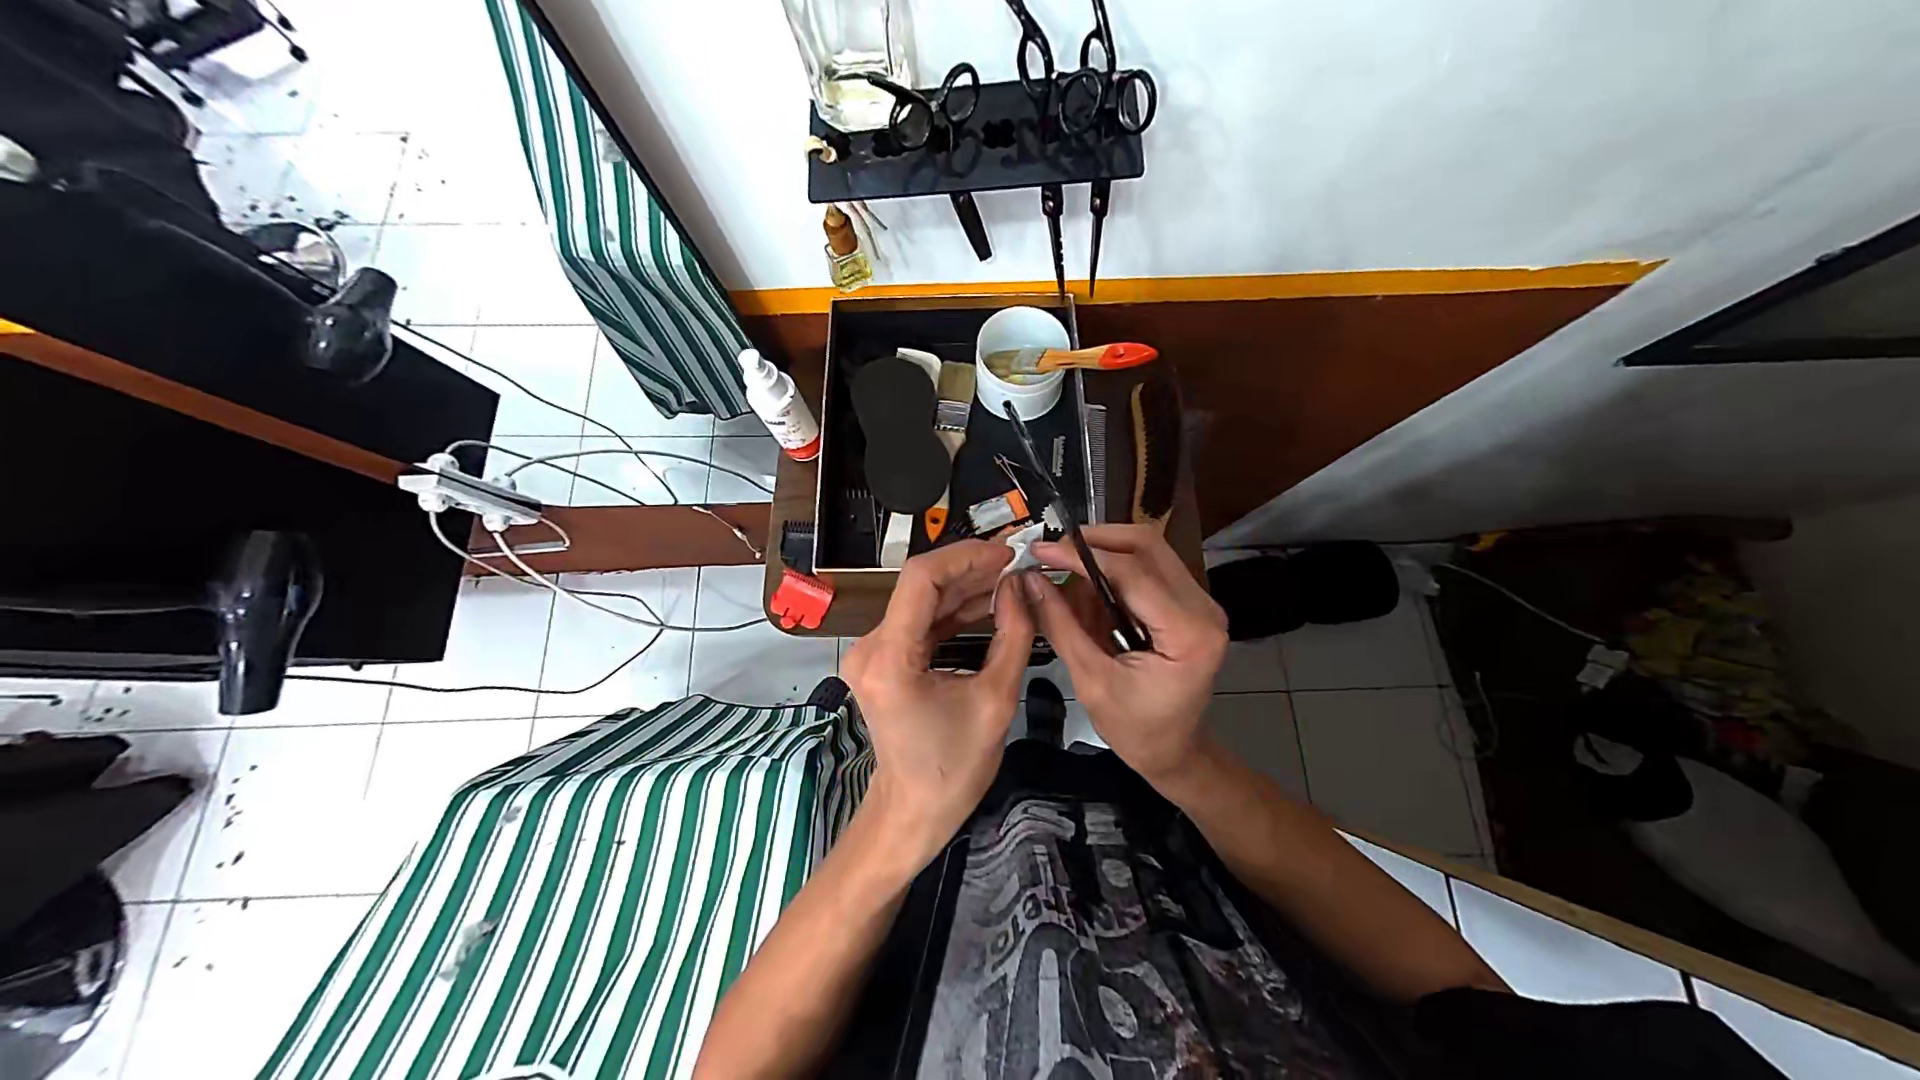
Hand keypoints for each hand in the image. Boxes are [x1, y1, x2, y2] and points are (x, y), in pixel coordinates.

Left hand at [841, 541, 1034, 861]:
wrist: (914, 809)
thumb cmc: (954, 767)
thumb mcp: (995, 700)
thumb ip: (1013, 636)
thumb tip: (1021, 587)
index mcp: (891, 658)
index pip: (922, 579)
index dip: (966, 556)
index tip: (1006, 553)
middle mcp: (872, 648)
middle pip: (920, 586)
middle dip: (970, 569)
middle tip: (1016, 562)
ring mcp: (873, 653)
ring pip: (921, 602)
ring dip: (964, 588)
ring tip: (1009, 579)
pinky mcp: (883, 660)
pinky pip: (919, 623)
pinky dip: (952, 611)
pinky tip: (987, 602)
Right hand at [1023, 525, 1226, 782]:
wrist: (1174, 752)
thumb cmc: (1136, 730)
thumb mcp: (1090, 679)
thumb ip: (1060, 624)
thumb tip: (1029, 580)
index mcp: (1188, 633)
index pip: (1131, 572)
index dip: (1081, 555)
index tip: (1041, 550)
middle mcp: (1203, 608)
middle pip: (1146, 546)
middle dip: (1093, 541)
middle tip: (1051, 551)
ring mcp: (1200, 603)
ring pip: (1148, 551)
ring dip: (1102, 554)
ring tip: (1064, 575)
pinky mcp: (1189, 603)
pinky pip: (1149, 569)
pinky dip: (1112, 572)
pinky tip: (1086, 590)